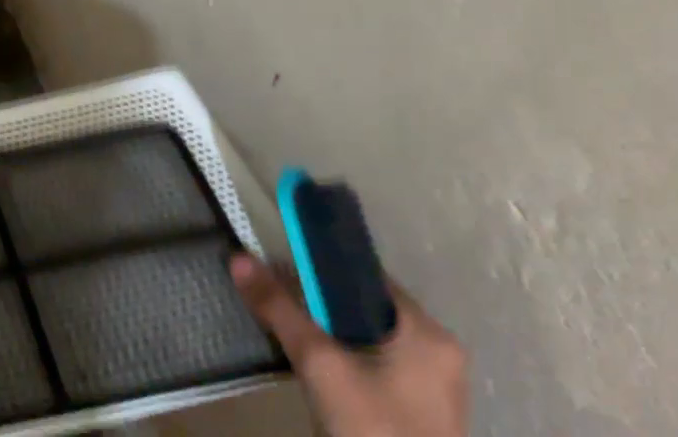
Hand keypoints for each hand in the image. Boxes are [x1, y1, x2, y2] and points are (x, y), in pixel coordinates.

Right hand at [231, 255, 468, 436]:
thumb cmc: (372, 430)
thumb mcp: (319, 364)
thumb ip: (280, 309)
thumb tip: (239, 258)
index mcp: (427, 333)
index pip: (364, 276)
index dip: (318, 266)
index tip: (277, 265)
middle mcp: (438, 351)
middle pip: (363, 306)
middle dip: (318, 303)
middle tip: (277, 304)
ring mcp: (432, 385)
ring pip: (366, 336)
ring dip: (328, 333)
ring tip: (291, 337)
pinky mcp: (420, 409)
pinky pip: (375, 363)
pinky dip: (344, 357)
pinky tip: (317, 371)